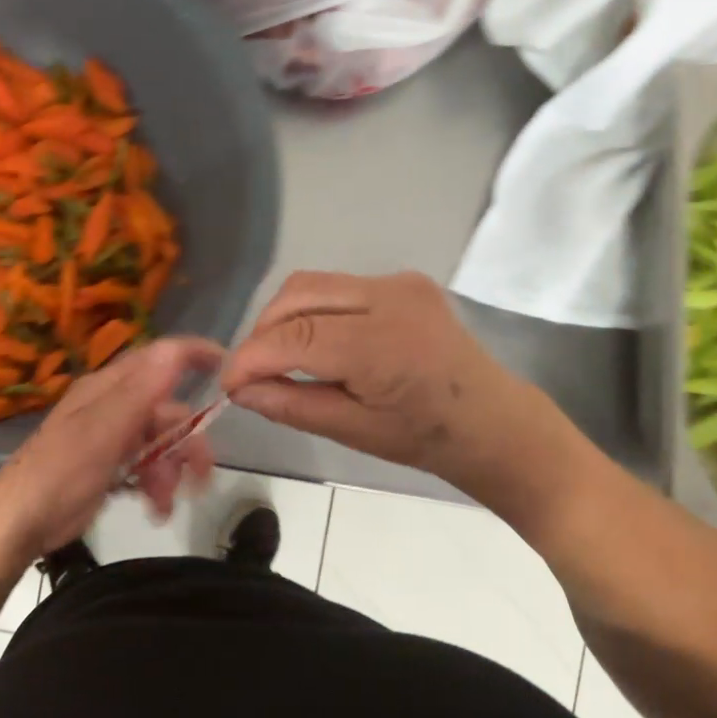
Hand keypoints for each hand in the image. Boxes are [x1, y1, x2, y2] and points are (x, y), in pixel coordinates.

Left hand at [0, 337, 224, 558]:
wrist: (22, 522)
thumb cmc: (59, 472)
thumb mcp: (101, 430)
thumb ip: (138, 392)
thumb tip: (173, 348)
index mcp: (105, 390)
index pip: (155, 359)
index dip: (191, 356)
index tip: (228, 365)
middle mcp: (109, 408)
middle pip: (165, 413)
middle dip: (185, 443)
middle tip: (200, 477)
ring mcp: (108, 440)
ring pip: (159, 445)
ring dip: (170, 472)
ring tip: (164, 503)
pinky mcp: (108, 470)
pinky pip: (145, 469)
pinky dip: (155, 488)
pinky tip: (155, 509)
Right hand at [220, 271, 563, 499]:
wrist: (490, 419)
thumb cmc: (421, 436)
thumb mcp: (350, 430)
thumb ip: (290, 404)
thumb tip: (239, 390)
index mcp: (380, 345)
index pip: (293, 335)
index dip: (250, 357)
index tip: (226, 384)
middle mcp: (388, 299)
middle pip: (296, 295)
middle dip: (262, 333)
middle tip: (253, 374)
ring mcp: (397, 284)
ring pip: (311, 284)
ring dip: (282, 319)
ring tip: (279, 359)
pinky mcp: (401, 282)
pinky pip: (335, 287)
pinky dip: (310, 312)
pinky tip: (313, 345)